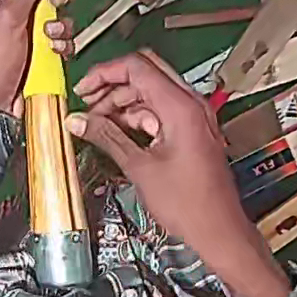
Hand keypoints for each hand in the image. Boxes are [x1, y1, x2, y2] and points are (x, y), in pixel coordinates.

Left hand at [0, 0, 74, 113]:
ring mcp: (26, 39)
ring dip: (59, 32)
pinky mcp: (38, 60)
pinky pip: (59, 47)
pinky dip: (61, 51)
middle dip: (56, 6)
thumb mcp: (10, 15)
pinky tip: (52, 57)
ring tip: (47, 43)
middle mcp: (13, 17)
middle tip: (48, 16)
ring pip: (58, 22)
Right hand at [69, 49, 290, 296]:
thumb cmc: (190, 204)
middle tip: (86, 103)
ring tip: (97, 123)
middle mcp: (190, 105)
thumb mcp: (139, 168)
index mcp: (180, 107)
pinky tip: (117, 133)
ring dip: (122, 103)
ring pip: (150, 92)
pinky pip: (159, 111)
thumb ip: (107, 137)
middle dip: (111, 85)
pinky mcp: (190, 132)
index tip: (82, 89)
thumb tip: (79, 121)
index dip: (104, 74)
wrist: (217, 229)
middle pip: (144, 73)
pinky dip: (136, 117)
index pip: (136, 67)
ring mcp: (192, 117)